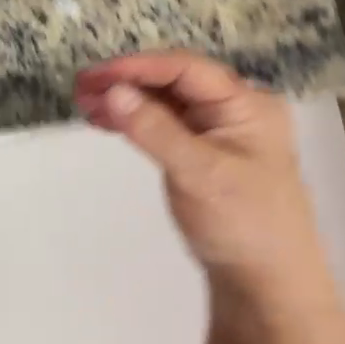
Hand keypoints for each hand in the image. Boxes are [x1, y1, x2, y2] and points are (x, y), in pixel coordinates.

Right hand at [74, 51, 326, 297]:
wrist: (265, 277)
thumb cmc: (242, 222)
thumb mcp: (197, 172)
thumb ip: (154, 130)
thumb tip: (111, 91)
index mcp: (247, 106)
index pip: (185, 70)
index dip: (136, 67)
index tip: (93, 76)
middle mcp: (234, 110)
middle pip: (172, 81)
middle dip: (125, 80)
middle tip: (79, 89)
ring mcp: (217, 131)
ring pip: (163, 101)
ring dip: (123, 98)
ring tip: (83, 104)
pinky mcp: (200, 151)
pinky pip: (161, 122)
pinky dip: (131, 119)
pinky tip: (104, 121)